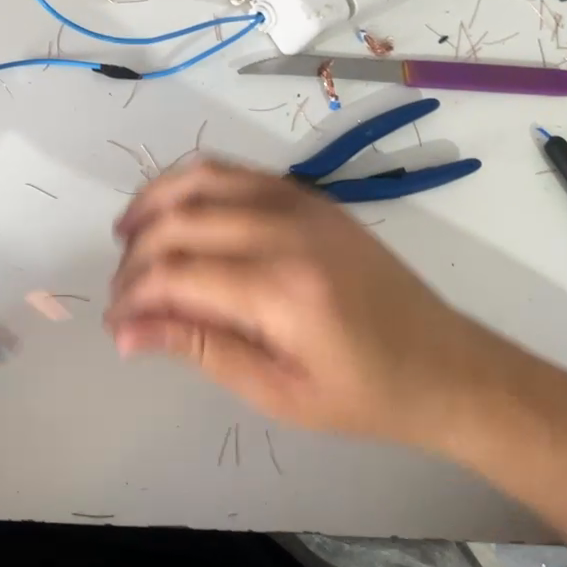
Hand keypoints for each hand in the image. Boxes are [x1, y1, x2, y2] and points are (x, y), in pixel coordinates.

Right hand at [106, 158, 505, 447]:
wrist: (450, 367)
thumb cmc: (364, 395)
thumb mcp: (276, 391)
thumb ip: (197, 349)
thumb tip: (125, 332)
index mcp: (282, 290)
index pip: (176, 275)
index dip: (132, 296)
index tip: (116, 324)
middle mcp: (286, 231)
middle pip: (177, 221)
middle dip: (134, 257)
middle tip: (123, 292)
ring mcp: (298, 202)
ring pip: (197, 179)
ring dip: (151, 204)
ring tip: (127, 237)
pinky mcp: (306, 195)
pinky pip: (230, 171)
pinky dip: (188, 185)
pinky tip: (173, 214)